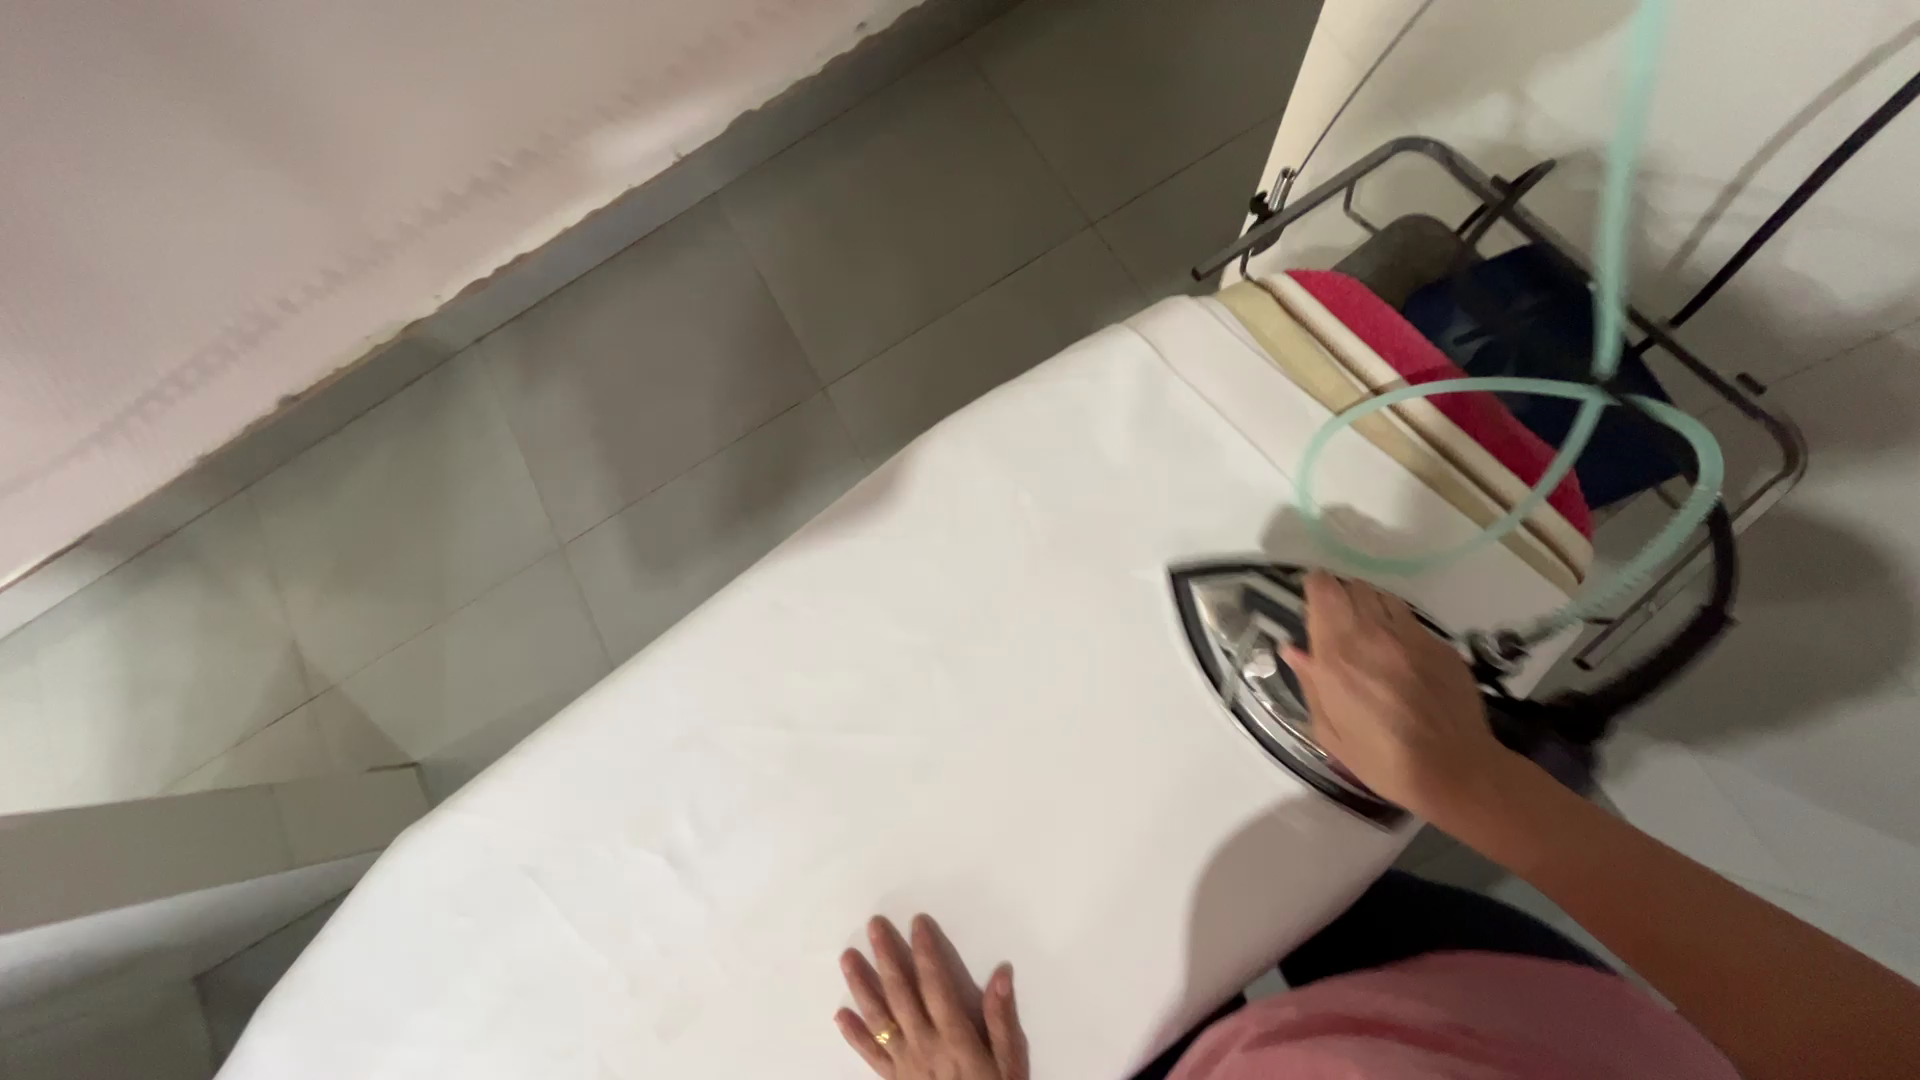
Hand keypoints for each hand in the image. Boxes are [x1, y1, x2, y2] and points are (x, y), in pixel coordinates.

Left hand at [835, 914, 1027, 1079]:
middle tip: (874, 924)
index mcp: (954, 1038)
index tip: (917, 922)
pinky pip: (869, 1056)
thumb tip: (1001, 973)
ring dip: (861, 985)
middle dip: (887, 956)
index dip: (926, 952)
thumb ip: (1002, 1020)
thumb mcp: (1009, 1065)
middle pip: (901, 993)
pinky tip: (840, 1013)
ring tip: (848, 956)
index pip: (936, 985)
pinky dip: (853, 1034)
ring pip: (878, 1018)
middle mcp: (924, 1046)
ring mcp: (904, 1064)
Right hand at [1281, 571, 1515, 822]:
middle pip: (1353, 586)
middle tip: (1337, 616)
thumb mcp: (1328, 729)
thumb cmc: (1379, 758)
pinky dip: (1397, 625)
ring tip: (1368, 628)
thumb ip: (1310, 683)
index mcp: (1336, 655)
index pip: (1324, 592)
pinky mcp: (1441, 646)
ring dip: (1369, 604)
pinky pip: (1411, 620)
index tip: (1312, 598)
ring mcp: (1411, 638)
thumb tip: (1294, 650)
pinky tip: (1398, 651)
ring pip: (1383, 597)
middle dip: (1341, 594)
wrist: (1453, 770)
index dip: (1316, 587)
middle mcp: (1372, 635)